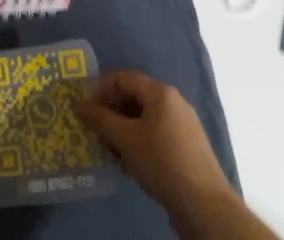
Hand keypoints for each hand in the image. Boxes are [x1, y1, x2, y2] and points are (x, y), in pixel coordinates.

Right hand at [74, 70, 238, 233]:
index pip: (123, 78)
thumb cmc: (161, 162)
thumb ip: (100, 119)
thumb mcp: (125, 139)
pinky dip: (139, 143)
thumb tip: (79, 105)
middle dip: (111, 113)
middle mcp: (174, 102)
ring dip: (123, 131)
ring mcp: (183, 125)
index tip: (85, 111)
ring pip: (144, 119)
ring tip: (112, 152)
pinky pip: (156, 135)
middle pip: (134, 98)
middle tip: (96, 132)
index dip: (100, 90)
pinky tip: (131, 165)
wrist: (204, 204)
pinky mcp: (187, 146)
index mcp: (161, 93)